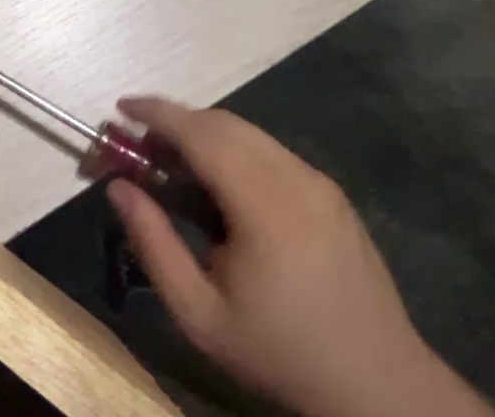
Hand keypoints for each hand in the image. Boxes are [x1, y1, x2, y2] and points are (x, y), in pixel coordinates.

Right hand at [108, 99, 492, 416]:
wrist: (377, 386)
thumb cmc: (278, 351)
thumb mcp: (198, 312)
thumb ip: (153, 243)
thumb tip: (117, 187)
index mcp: (266, 208)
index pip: (203, 135)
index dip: (158, 113)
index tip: (121, 109)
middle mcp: (298, 181)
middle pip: (225, 125)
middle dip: (175, 122)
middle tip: (136, 147)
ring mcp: (321, 185)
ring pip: (249, 135)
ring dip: (203, 136)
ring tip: (169, 166)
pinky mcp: (332, 194)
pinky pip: (271, 153)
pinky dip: (232, 151)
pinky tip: (216, 186)